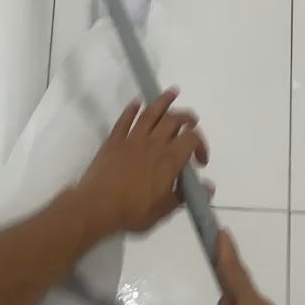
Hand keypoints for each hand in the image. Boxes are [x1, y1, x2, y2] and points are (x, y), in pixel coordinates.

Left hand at [67, 90, 208, 239]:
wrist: (97, 207)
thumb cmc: (133, 212)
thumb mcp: (164, 211)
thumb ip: (185, 196)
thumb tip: (208, 189)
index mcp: (169, 160)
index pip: (192, 139)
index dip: (201, 144)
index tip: (200, 161)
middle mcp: (153, 143)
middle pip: (174, 120)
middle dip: (186, 117)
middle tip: (191, 122)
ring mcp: (132, 139)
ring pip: (151, 113)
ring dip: (163, 101)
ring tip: (172, 92)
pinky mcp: (114, 140)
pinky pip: (125, 119)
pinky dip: (131, 109)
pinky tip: (136, 103)